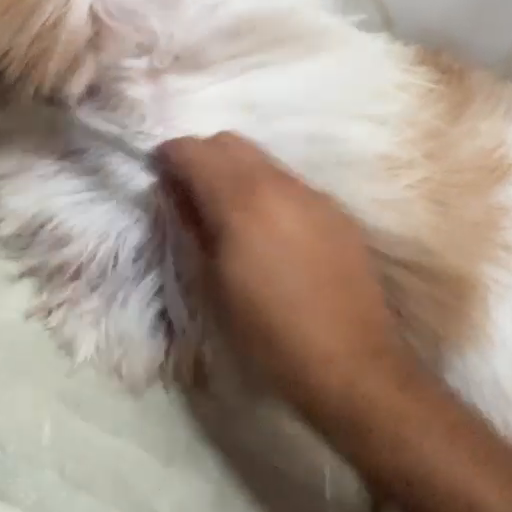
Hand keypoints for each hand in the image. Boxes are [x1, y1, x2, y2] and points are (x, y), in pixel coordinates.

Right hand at [156, 132, 408, 413]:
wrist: (354, 369)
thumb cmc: (267, 334)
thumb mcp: (211, 283)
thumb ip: (191, 226)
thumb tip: (176, 194)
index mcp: (241, 200)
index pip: (192, 150)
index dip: (168, 158)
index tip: (158, 179)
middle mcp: (280, 185)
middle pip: (229, 142)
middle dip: (202, 157)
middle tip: (189, 195)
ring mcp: (314, 196)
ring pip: (262, 160)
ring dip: (236, 173)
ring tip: (228, 216)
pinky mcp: (338, 215)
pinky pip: (290, 184)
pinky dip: (267, 192)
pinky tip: (268, 233)